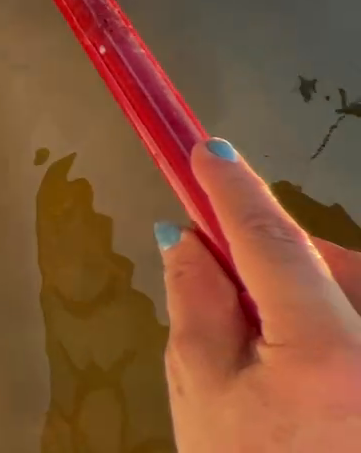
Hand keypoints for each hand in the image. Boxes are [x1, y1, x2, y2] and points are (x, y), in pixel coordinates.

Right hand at [158, 138, 360, 452]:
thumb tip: (187, 235)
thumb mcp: (198, 382)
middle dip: (290, 256)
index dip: (234, 190)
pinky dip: (343, 318)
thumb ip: (195, 299)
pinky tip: (319, 362)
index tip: (207, 149)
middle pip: (345, 268)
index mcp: (330, 354)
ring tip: (279, 338)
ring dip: (322, 290)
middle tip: (233, 274)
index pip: (273, 242)